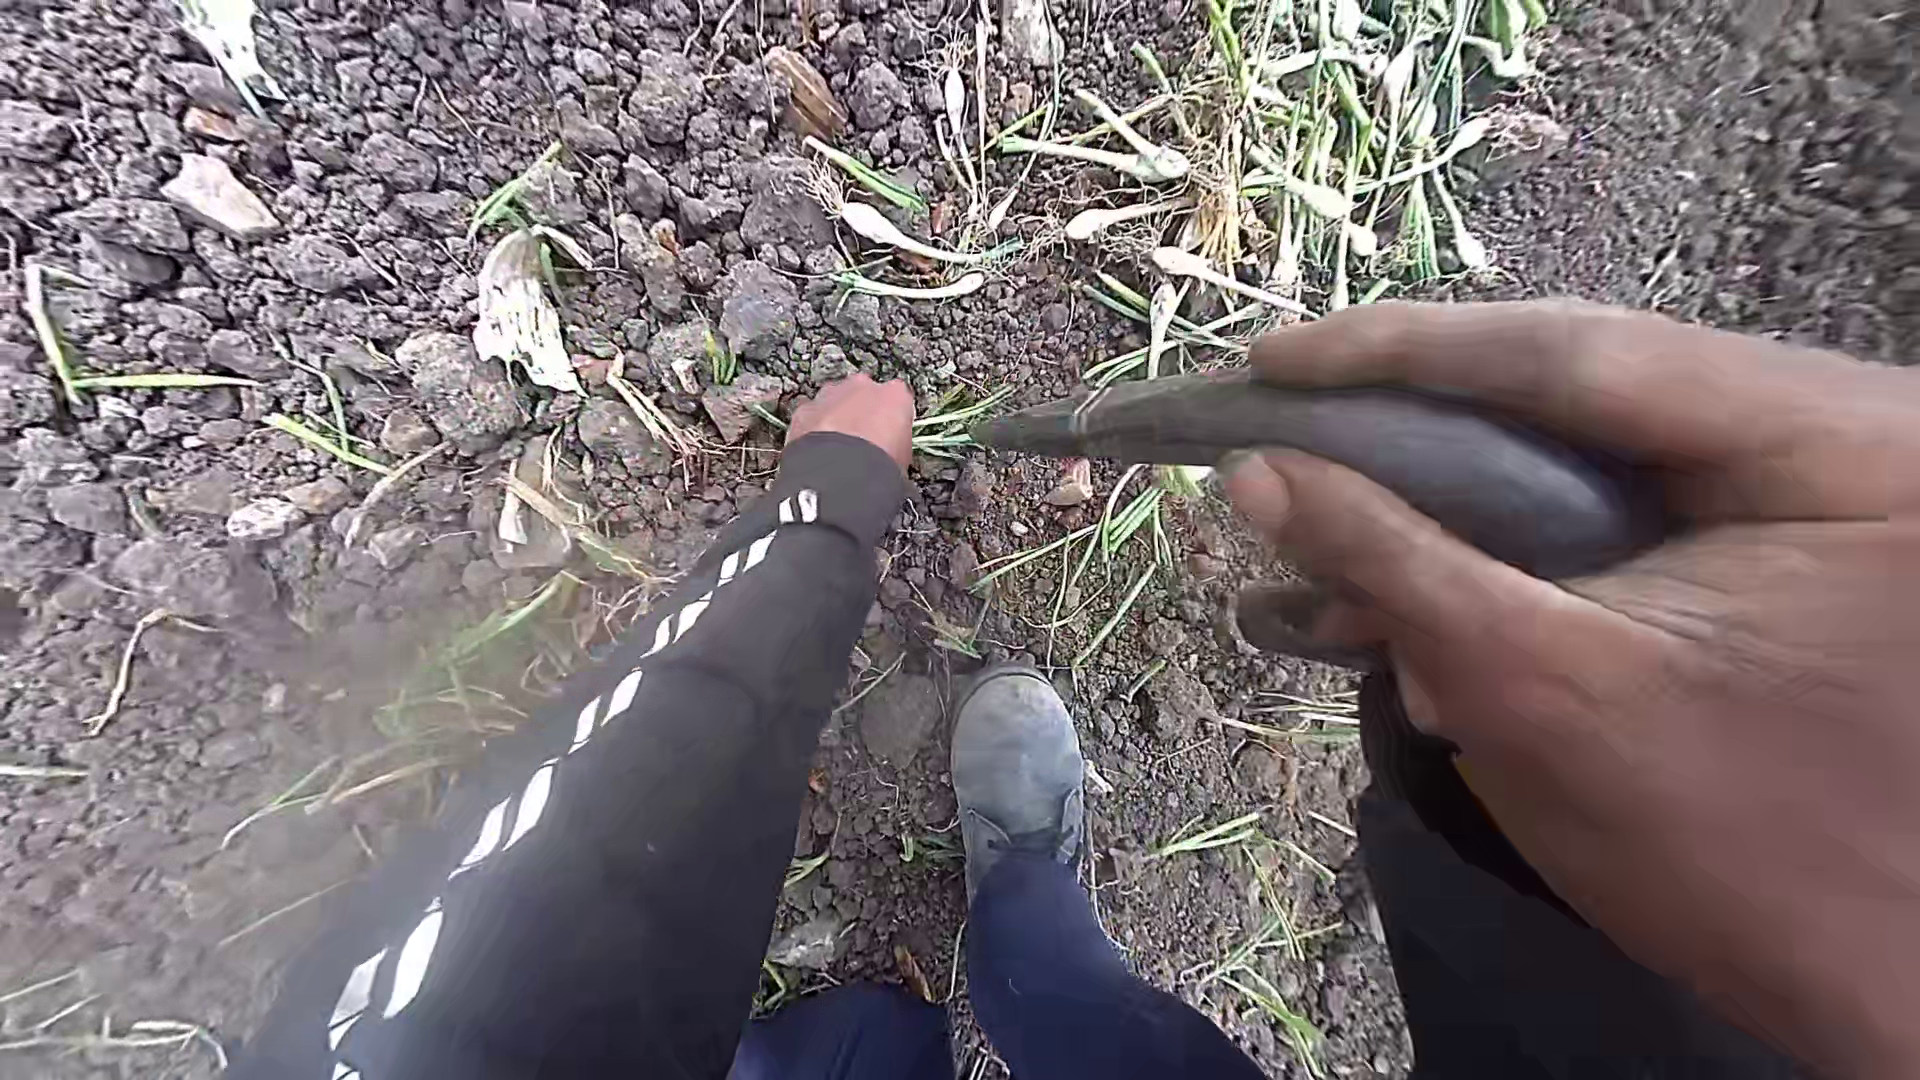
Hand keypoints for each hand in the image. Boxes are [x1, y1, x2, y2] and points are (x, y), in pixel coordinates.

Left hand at [786, 373, 913, 472]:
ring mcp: (831, 394)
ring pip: (834, 400)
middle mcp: (862, 386)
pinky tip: (815, 451)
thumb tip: (891, 455)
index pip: (897, 400)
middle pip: (863, 394)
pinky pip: (810, 415)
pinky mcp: (805, 409)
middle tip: (862, 442)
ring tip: (837, 449)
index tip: (889, 437)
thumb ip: (897, 444)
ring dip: (835, 418)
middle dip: (862, 413)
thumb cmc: (880, 466)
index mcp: (895, 395)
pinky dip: (811, 429)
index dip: (892, 420)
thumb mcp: (904, 458)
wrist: (842, 474)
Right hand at [1223, 301, 1919, 1077]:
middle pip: (1545, 393)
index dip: (1392, 350)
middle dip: (1390, 421)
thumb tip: (1250, 473)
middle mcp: (1821, 440)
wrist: (1886, 999)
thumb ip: (1379, 557)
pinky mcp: (1717, 549)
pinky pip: (1548, 519)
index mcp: (1846, 447)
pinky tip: (1377, 611)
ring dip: (1407, 508)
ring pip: (1532, 458)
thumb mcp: (1519, 681)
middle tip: (1272, 411)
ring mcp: (1769, 494)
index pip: (1568, 354)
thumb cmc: (1735, 847)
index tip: (1266, 359)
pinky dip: (1449, 556)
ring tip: (1312, 546)